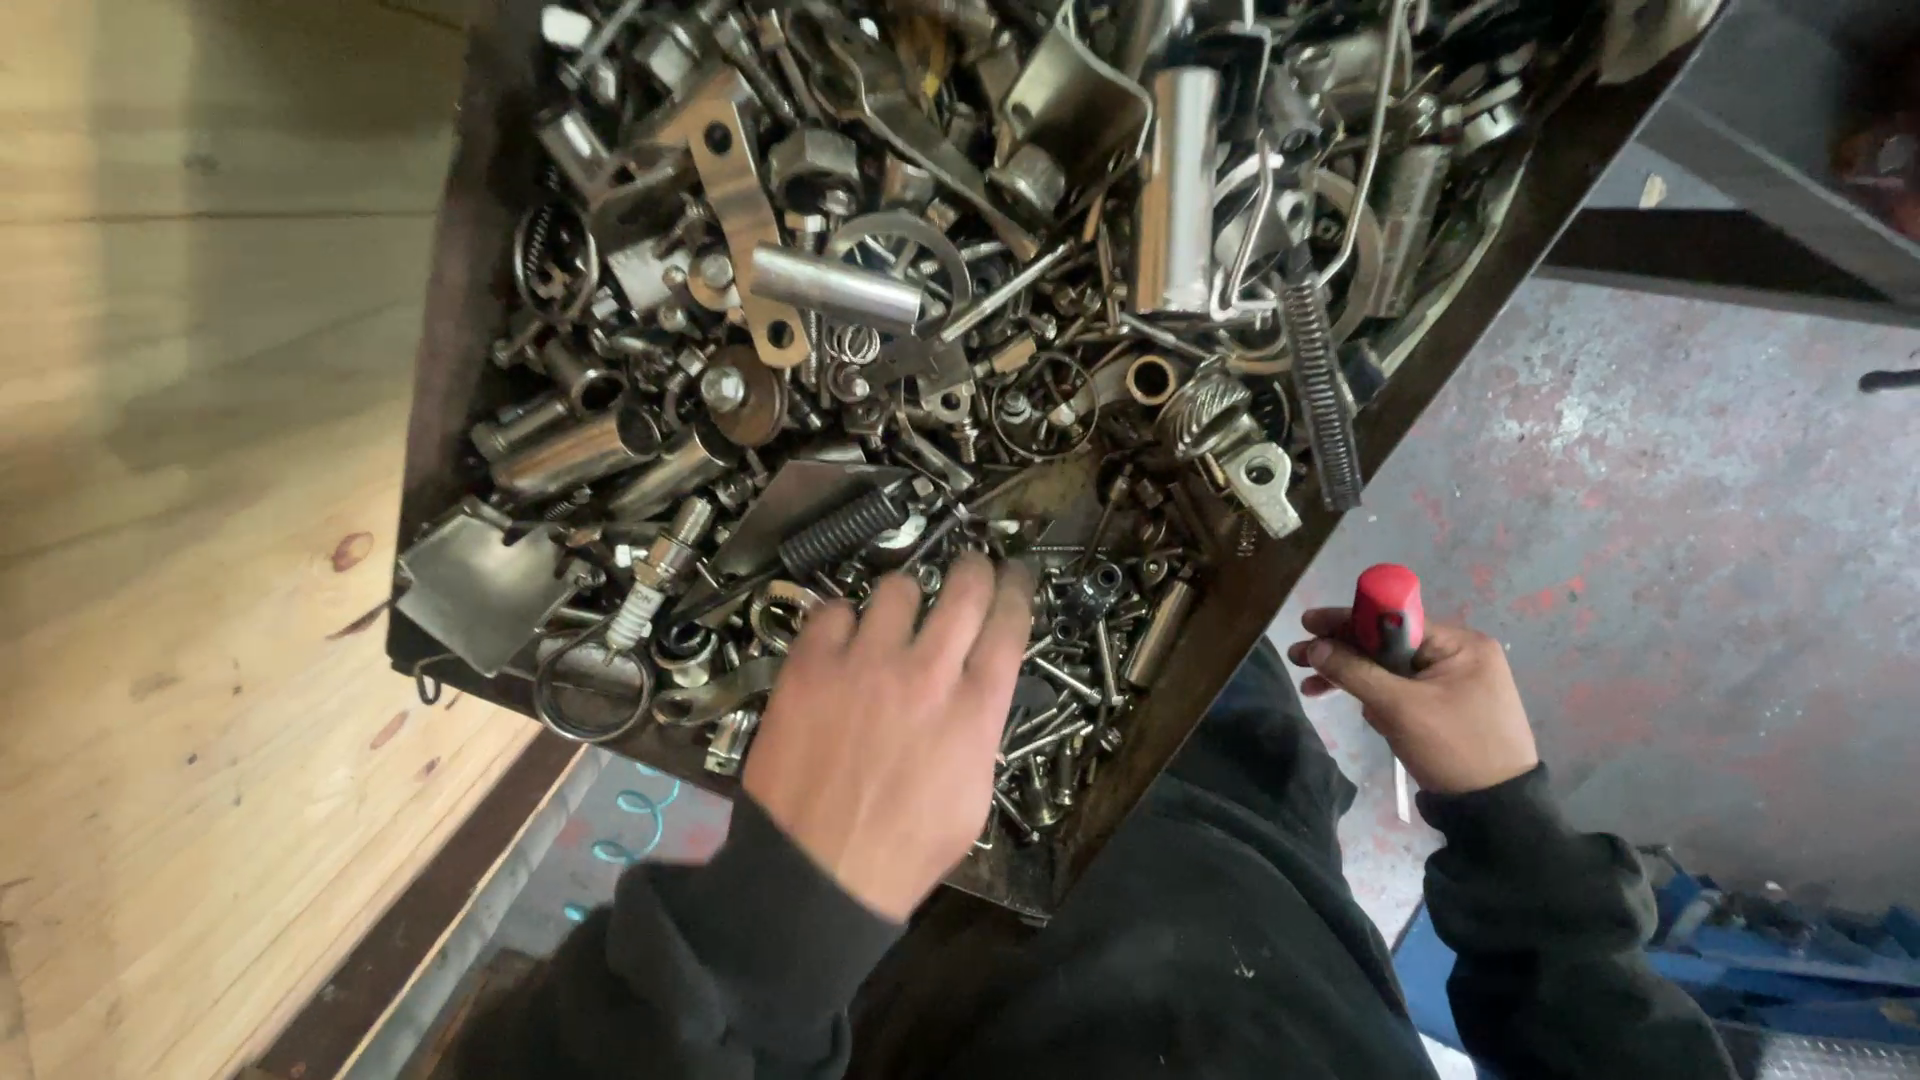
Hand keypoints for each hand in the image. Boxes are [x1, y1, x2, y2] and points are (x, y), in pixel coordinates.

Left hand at [744, 552, 1034, 921]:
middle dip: (975, 568)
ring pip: (898, 588)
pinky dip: (842, 620)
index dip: (1017, 590)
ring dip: (906, 596)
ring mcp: (865, 663)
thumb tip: (974, 694)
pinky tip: (842, 642)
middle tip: (971, 566)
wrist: (814, 874)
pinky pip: (833, 611)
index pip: (1009, 624)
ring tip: (897, 614)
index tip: (1015, 576)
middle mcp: (926, 672)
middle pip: (965, 589)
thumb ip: (978, 734)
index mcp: (974, 709)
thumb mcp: (973, 800)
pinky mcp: (810, 666)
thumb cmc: (904, 850)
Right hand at [1285, 608, 1537, 794]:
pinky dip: (1372, 695)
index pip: (1391, 621)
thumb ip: (1354, 672)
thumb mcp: (1399, 708)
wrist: (1496, 809)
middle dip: (1341, 652)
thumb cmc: (1454, 748)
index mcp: (1459, 645)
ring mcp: (1451, 681)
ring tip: (1311, 687)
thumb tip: (1314, 647)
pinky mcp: (1442, 704)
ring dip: (1351, 677)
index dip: (1346, 621)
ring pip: (1387, 669)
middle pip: (1385, 644)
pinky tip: (1351, 705)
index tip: (1308, 624)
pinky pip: (1398, 689)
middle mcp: (1457, 654)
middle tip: (1297, 657)